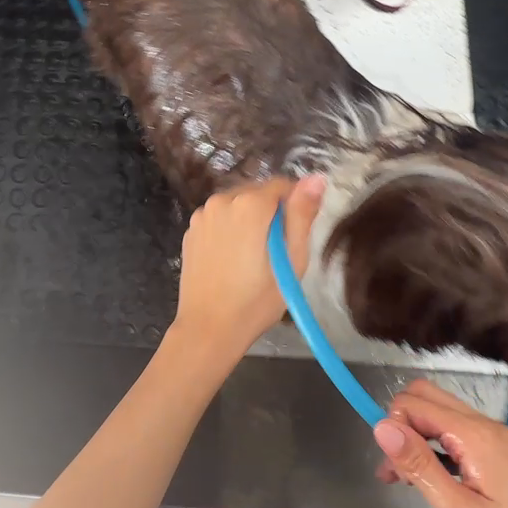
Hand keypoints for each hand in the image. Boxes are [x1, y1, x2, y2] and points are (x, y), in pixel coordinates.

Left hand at [171, 175, 324, 356]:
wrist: (208, 328)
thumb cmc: (257, 300)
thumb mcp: (292, 260)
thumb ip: (302, 215)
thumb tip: (316, 178)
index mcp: (250, 203)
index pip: (282, 185)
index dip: (294, 207)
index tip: (294, 235)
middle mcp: (222, 199)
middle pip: (257, 193)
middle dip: (270, 213)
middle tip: (275, 251)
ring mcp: (202, 214)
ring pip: (237, 205)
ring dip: (248, 220)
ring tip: (253, 257)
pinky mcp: (190, 230)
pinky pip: (218, 218)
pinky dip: (228, 229)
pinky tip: (231, 259)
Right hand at [374, 380, 507, 507]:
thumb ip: (419, 464)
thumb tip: (381, 426)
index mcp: (478, 435)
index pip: (417, 402)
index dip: (395, 426)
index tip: (391, 466)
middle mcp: (488, 426)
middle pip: (429, 398)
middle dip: (402, 425)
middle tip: (394, 468)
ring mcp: (497, 439)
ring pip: (440, 415)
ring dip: (416, 437)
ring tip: (403, 479)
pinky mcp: (499, 455)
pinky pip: (456, 434)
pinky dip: (435, 447)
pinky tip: (428, 478)